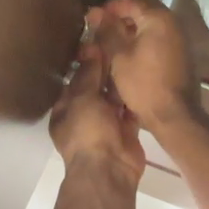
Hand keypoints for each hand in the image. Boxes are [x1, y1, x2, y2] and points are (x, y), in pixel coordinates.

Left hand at [48, 35, 144, 187]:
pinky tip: (143, 74)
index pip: (74, 80)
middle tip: (120, 43)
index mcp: (65, 109)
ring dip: (121, 81)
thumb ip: (88, 74)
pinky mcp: (126, 130)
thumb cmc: (87, 131)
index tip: (99, 40)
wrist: (109, 168)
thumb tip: (89, 48)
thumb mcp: (82, 98)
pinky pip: (130, 109)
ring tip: (133, 53)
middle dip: (105, 70)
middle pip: (95, 87)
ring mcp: (106, 124)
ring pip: (113, 97)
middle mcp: (84, 115)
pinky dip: (134, 97)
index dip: (85, 62)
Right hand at [94, 0, 200, 132]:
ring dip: (130, 32)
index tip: (92, 20)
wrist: (174, 114)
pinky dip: (142, 42)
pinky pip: (158, 39)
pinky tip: (127, 57)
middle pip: (141, 12)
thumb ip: (107, 31)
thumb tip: (95, 11)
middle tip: (100, 32)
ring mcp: (179, 39)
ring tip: (110, 45)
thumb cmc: (143, 84)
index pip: (130, 1)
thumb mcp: (118, 56)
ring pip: (149, 27)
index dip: (109, 8)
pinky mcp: (180, 54)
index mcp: (158, 18)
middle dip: (120, 20)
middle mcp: (172, 23)